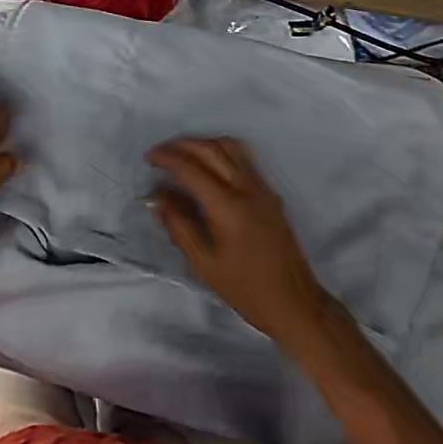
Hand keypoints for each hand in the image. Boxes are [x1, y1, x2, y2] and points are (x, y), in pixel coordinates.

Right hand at [148, 138, 333, 340]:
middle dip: (183, 145)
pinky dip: (221, 152)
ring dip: (204, 143)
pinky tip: (208, 164)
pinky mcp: (270, 192)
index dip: (168, 159)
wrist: (293, 300)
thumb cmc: (245, 289)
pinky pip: (244, 158)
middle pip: (212, 150)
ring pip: (231, 147)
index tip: (149, 158)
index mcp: (228, 207)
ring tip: (182, 153)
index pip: (192, 170)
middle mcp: (247, 188)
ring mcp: (262, 187)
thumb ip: (179, 226)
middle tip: (160, 152)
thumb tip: (157, 197)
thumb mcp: (204, 263)